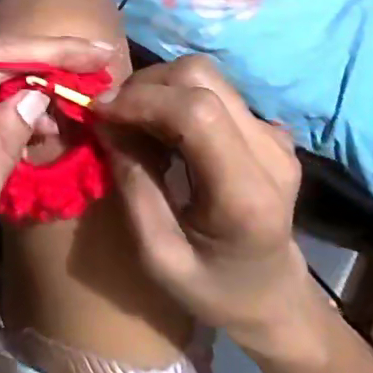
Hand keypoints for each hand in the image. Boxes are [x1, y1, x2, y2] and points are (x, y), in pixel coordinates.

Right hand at [96, 55, 313, 348]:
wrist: (274, 297)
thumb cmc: (213, 289)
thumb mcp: (158, 254)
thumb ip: (134, 185)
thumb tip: (106, 124)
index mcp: (244, 195)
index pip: (196, 113)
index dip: (141, 100)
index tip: (98, 112)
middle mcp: (269, 154)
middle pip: (201, 78)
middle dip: (145, 86)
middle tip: (112, 116)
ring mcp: (274, 137)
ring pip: (207, 75)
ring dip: (159, 88)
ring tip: (133, 122)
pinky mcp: (269, 130)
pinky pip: (215, 91)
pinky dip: (177, 97)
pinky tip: (162, 130)